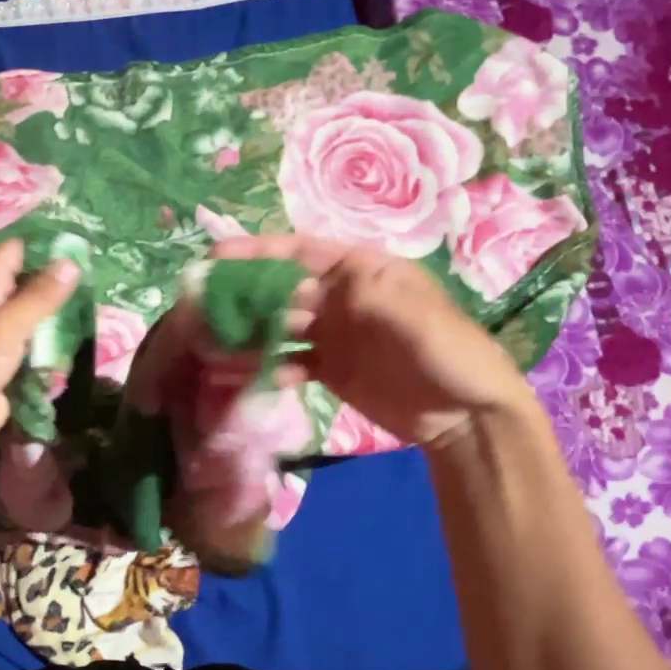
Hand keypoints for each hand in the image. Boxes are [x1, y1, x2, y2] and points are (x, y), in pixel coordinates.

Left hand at [0, 239, 79, 461]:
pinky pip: (36, 348)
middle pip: (29, 284)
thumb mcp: (4, 328)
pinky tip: (83, 339)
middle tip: (102, 277)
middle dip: (60, 282)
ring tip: (100, 305)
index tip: (85, 243)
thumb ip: (39, 297)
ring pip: (35, 317)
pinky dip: (54, 345)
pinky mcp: (8, 365)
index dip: (47, 245)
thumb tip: (72, 262)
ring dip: (60, 316)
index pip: (16, 252)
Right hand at [214, 233, 537, 447]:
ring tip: (214, 345)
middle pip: (282, 289)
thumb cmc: (449, 354)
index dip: (258, 253)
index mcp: (363, 272)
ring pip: (279, 326)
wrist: (466, 416)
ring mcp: (334, 334)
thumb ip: (364, 298)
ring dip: (249, 333)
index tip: (217, 258)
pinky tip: (243, 378)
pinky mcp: (329, 368)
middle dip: (244, 295)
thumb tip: (310, 290)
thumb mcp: (416, 319)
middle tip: (204, 308)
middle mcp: (342, 298)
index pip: (302, 253)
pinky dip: (265, 368)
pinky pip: (288, 361)